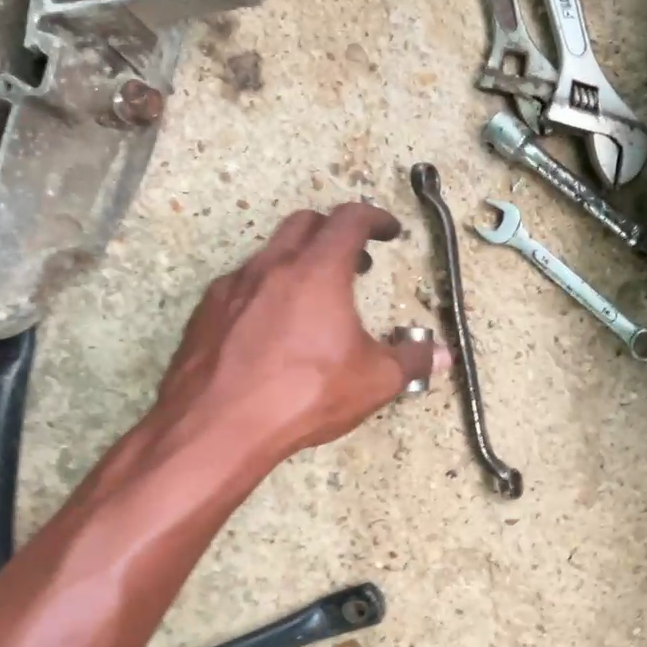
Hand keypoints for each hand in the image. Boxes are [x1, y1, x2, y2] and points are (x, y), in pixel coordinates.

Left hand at [155, 203, 449, 459]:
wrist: (215, 428)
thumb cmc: (304, 395)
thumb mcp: (375, 381)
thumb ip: (412, 361)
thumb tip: (441, 355)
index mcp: (317, 273)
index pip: (348, 220)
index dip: (374, 218)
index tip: (388, 230)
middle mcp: (271, 268)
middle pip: (304, 224)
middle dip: (334, 231)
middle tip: (357, 259)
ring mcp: (231, 289)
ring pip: (269, 254)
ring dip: (300, 263)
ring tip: (319, 298)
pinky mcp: (205, 314)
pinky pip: (242, 287)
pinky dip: (268, 291)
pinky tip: (277, 329)